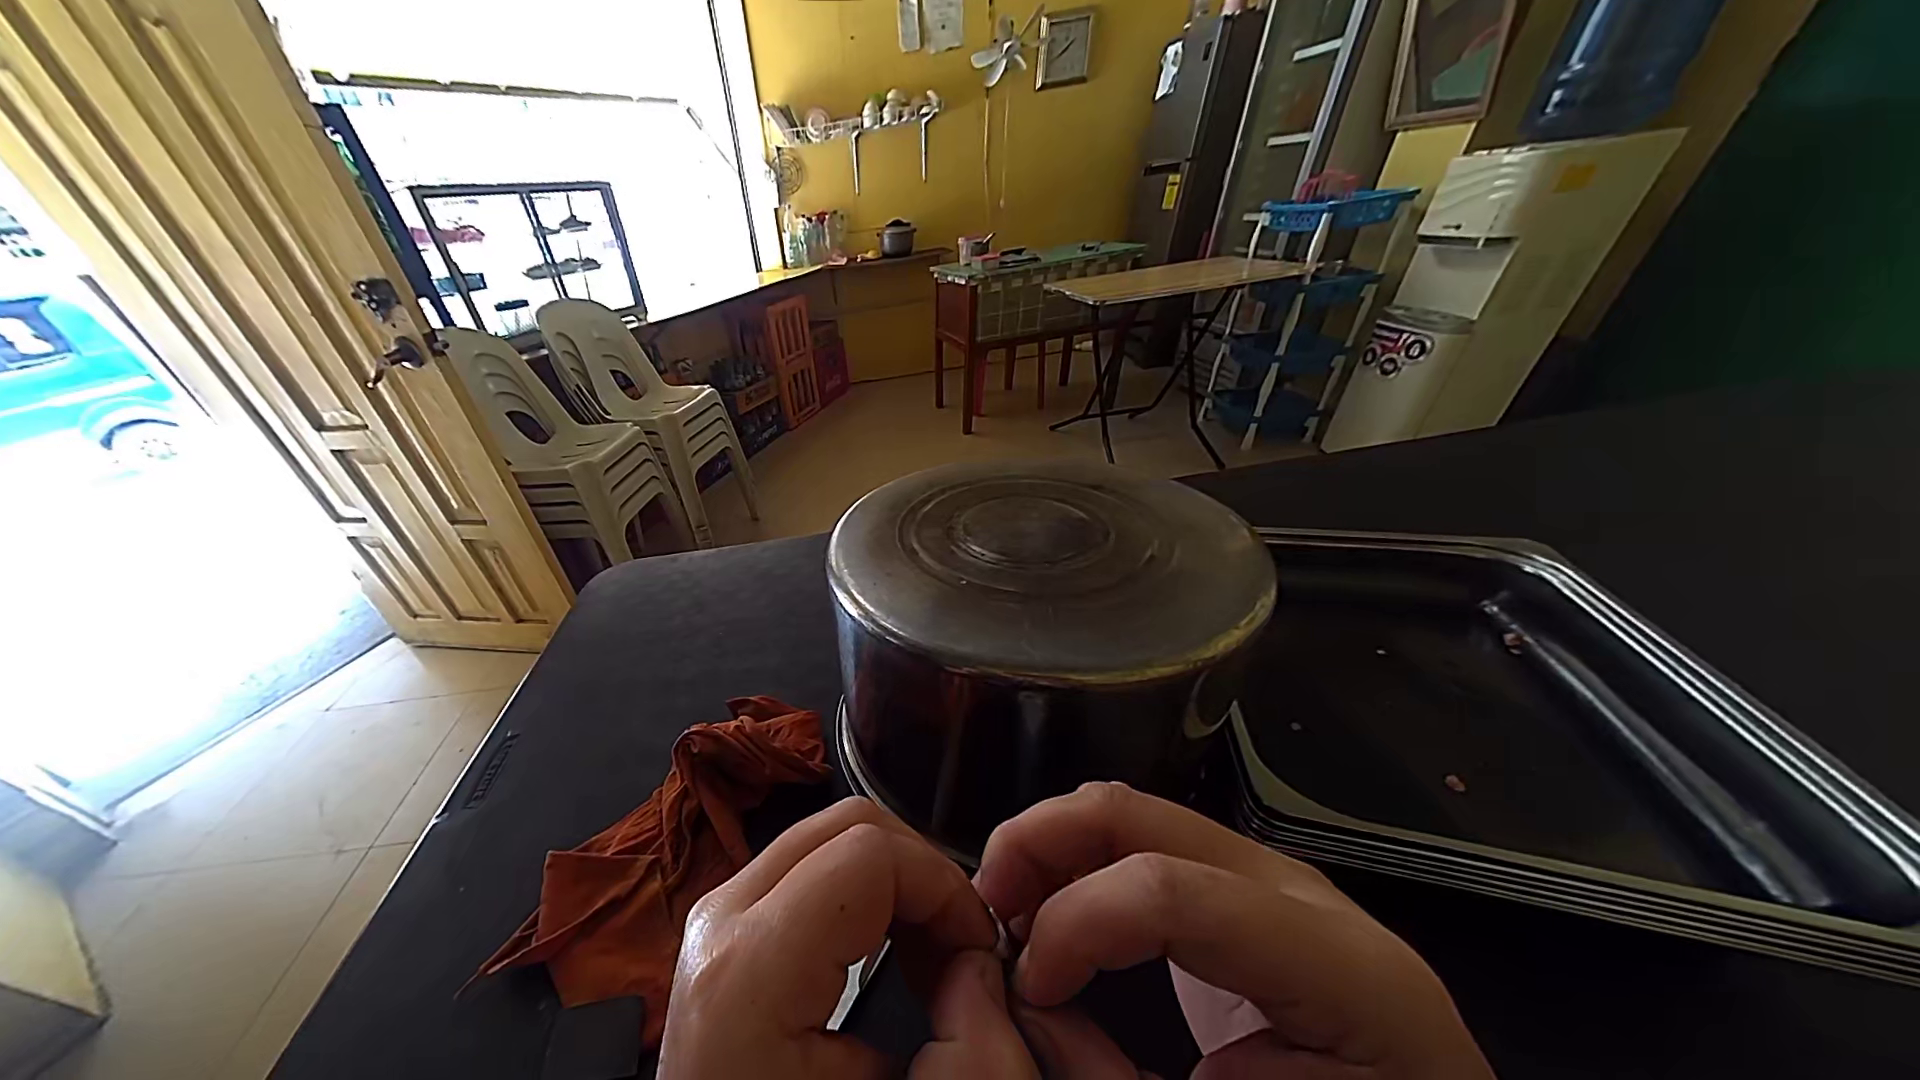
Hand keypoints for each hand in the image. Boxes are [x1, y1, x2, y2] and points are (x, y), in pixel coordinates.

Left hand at [660, 797, 1036, 1078]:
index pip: (869, 853)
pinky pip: (815, 858)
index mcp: (747, 972)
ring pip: (834, 831)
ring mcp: (719, 910)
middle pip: (851, 824)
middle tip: (958, 935)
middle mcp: (721, 921)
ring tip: (928, 943)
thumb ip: (963, 1043)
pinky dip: (869, 885)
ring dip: (900, 876)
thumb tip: (977, 963)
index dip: (941, 883)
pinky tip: (889, 941)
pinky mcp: (729, 915)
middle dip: (924, 870)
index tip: (975, 940)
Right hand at [974, 783, 1494, 1079]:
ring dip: (1051, 842)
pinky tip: (1049, 902)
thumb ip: (1114, 1075)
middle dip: (1040, 841)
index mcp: (1331, 963)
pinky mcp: (1236, 885)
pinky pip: (1141, 840)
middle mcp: (1295, 889)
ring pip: (1130, 811)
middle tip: (988, 904)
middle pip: (1138, 814)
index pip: (1171, 889)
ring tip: (1007, 904)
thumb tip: (1030, 1001)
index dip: (1075, 920)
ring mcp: (1265, 876)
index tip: (1028, 982)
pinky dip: (1077, 858)